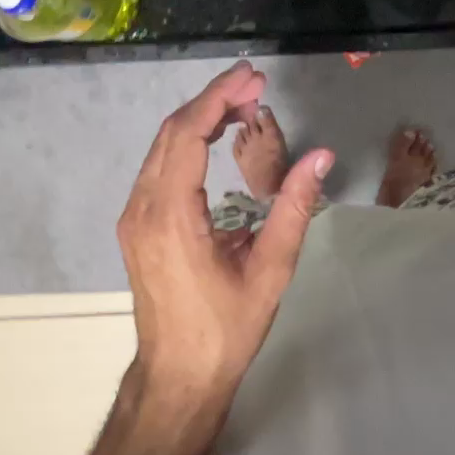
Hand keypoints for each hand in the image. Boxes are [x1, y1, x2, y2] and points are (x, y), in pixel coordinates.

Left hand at [117, 61, 332, 395]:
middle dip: (213, 100)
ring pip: (162, 146)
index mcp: (171, 216)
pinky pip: (158, 165)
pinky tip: (216, 137)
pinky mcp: (136, 224)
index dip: (219, 97)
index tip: (251, 76)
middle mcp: (142, 208)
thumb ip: (294, 209)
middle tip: (255, 84)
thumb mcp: (269, 272)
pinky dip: (188, 140)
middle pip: (172, 131)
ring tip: (243, 104)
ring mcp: (133, 216)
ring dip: (200, 117)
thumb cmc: (225, 329)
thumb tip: (321, 157)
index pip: (188, 134)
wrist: (177, 378)